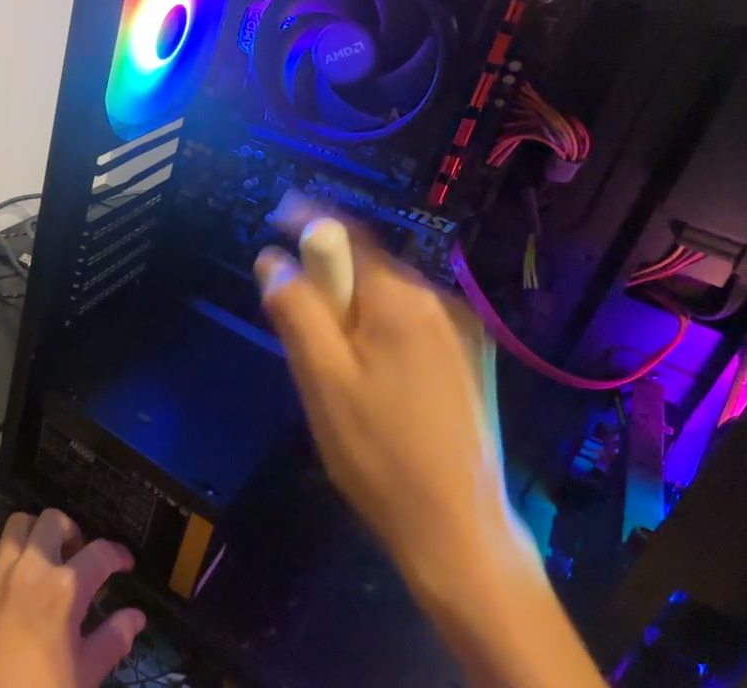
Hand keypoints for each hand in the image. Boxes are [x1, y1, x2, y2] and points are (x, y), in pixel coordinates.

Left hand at [0, 509, 145, 687]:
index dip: (118, 554)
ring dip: (36, 535)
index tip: (124, 564)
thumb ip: (113, 639)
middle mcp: (29, 566)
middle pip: (54, 520)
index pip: (99, 553)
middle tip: (78, 559)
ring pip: (18, 524)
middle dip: (72, 533)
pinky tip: (12, 576)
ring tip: (44, 561)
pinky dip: (6, 551)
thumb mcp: (85, 673)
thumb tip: (135, 616)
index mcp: (64, 588)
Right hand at [254, 203, 532, 590]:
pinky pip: (413, 327)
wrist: (459, 531)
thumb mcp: (321, 379)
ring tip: (338, 375)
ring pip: (390, 300)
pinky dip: (382, 335)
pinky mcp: (473, 364)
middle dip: (330, 286)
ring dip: (355, 314)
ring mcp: (464, 334)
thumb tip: (273, 258)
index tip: (277, 215)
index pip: (347, 234)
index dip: (308, 221)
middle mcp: (441, 303)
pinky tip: (376, 388)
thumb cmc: (378, 453)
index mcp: (402, 300)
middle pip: (369, 268)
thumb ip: (296, 309)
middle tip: (303, 336)